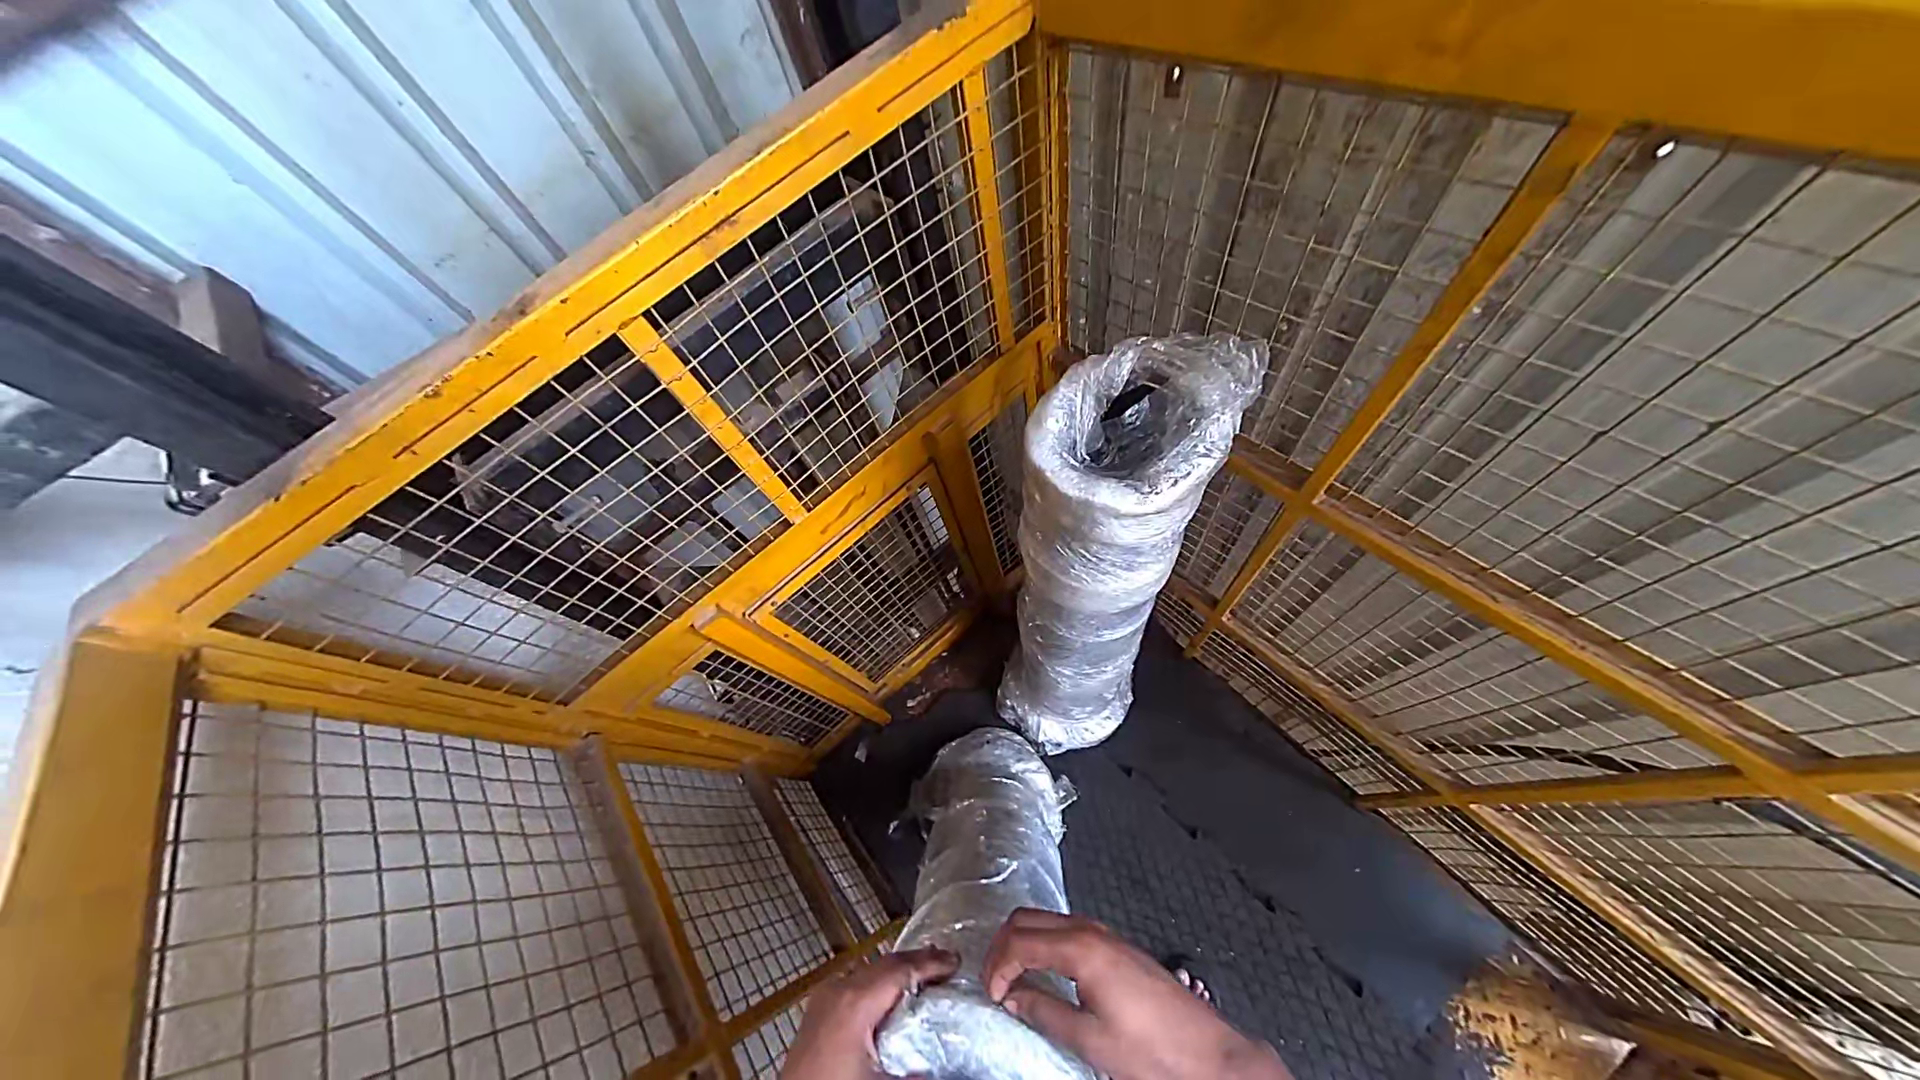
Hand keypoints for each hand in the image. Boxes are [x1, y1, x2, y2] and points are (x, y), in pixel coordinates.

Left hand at [781, 948, 958, 1079]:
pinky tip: (891, 992)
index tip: (956, 960)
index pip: (900, 969)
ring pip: (870, 970)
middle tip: (947, 961)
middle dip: (917, 960)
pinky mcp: (818, 1011)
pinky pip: (855, 983)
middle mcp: (838, 989)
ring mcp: (825, 997)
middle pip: (885, 963)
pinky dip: (879, 981)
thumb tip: (944, 1065)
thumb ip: (916, 1072)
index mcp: (855, 1002)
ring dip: (899, 969)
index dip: (930, 962)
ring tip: (925, 972)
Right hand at [984, 909, 1291, 1079]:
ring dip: (1020, 942)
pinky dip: (1041, 944)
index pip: (1019, 940)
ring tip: (1012, 981)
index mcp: (1081, 948)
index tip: (991, 995)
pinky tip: (1042, 973)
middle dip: (1002, 946)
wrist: (1208, 1053)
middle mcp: (1089, 929)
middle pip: (1026, 918)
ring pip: (1044, 920)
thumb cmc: (1151, 1050)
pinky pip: (1063, 929)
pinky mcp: (1113, 944)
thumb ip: (1045, 1012)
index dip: (997, 966)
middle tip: (994, 983)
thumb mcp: (1091, 1040)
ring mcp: (1103, 933)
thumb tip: (1011, 997)